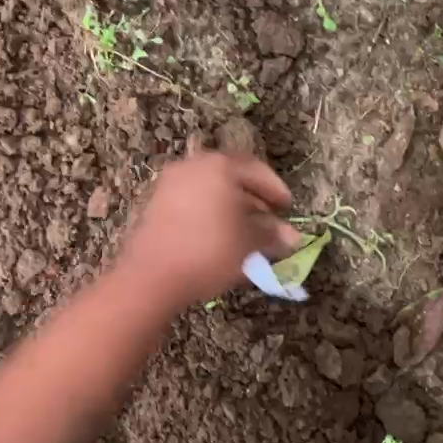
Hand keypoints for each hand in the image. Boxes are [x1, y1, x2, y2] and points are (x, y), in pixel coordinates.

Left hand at [116, 151, 302, 308]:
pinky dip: (211, 213)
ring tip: (246, 232)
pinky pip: (193, 201)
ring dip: (232, 207)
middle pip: (232, 176)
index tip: (287, 209)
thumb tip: (292, 237)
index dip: (275, 189)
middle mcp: (194, 165)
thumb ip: (272, 234)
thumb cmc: (209, 251)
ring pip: (211, 189)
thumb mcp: (248, 243)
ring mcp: (172, 183)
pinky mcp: (157, 204)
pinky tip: (220, 237)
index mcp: (220, 165)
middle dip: (254, 198)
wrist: (150, 277)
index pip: (256, 169)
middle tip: (269, 220)